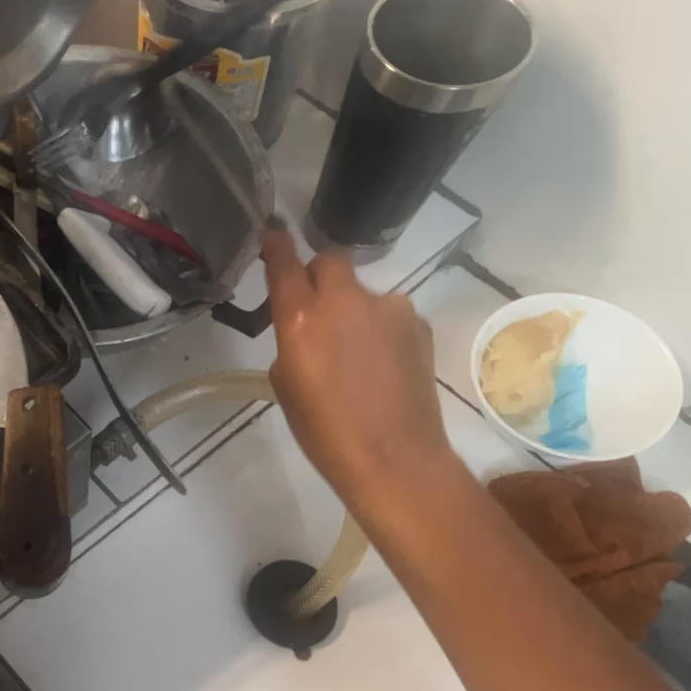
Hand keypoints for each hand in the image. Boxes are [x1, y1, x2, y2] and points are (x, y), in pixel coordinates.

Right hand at [263, 230, 455, 510]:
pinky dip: (379, 330)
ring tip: (354, 355)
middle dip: (318, 275)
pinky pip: (389, 315)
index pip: (285, 265)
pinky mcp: (418, 325)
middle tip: (315, 308)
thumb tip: (307, 331)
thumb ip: (292, 344)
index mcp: (302, 319)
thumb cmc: (324, 431)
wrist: (393, 457)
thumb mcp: (286, 386)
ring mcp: (389, 309)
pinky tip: (380, 367)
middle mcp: (345, 301)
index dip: (277, 245)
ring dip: (353, 310)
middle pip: (329, 262)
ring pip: (362, 292)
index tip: (272, 232)